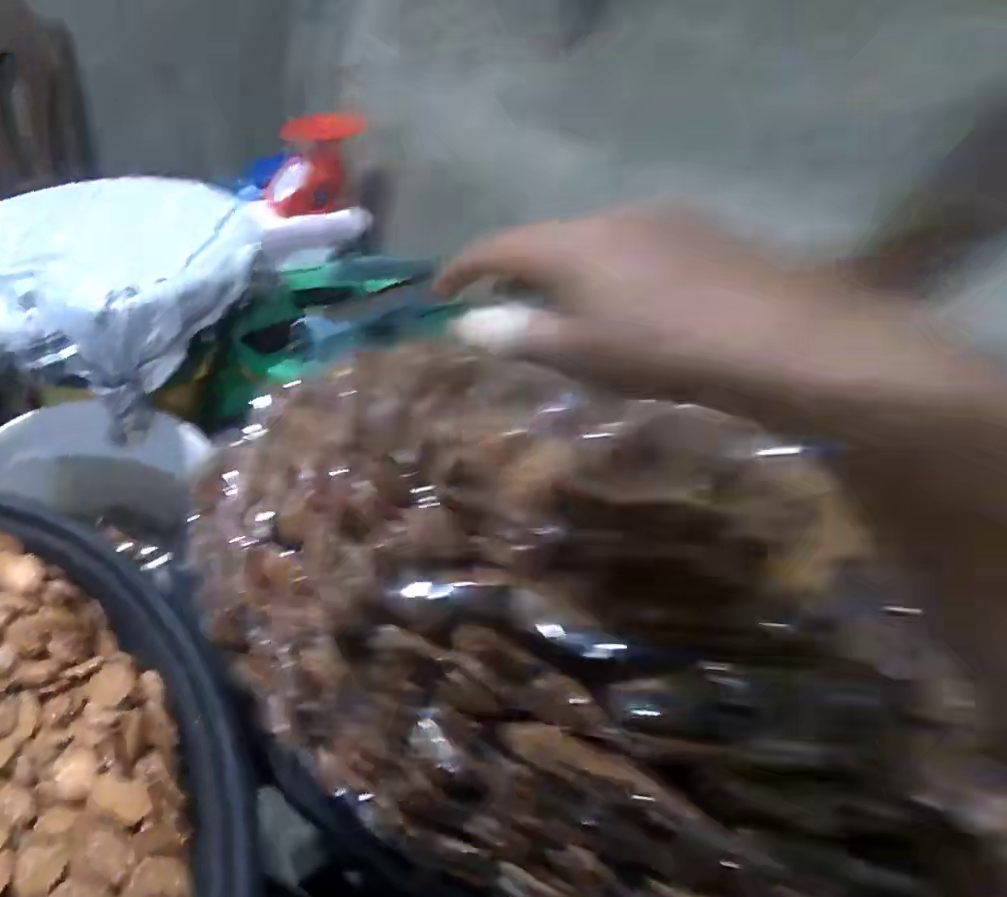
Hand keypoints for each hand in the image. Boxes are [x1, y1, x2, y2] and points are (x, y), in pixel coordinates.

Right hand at [435, 206, 976, 427]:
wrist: (786, 341)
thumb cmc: (656, 348)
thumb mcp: (568, 351)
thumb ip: (508, 334)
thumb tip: (462, 324)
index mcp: (571, 245)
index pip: (495, 247)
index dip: (459, 269)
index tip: (436, 294)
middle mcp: (611, 218)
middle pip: (539, 238)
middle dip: (505, 269)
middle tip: (487, 304)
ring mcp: (662, 220)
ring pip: (583, 240)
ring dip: (551, 269)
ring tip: (543, 305)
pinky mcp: (700, 232)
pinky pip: (623, 243)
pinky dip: (593, 267)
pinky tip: (605, 300)